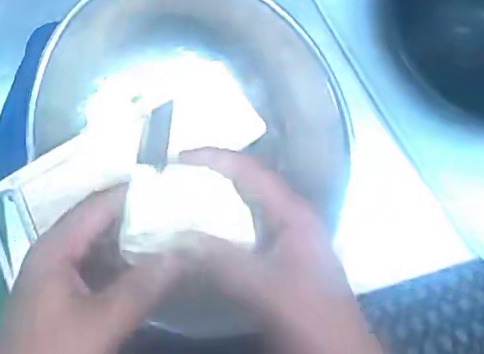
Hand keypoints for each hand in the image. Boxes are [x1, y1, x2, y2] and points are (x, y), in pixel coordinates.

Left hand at [0, 186, 184, 353]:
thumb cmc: (55, 352)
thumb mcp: (101, 323)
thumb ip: (139, 288)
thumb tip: (179, 253)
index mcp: (54, 244)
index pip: (96, 205)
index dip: (131, 195)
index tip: (168, 189)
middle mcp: (50, 250)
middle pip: (95, 223)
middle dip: (133, 220)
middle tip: (175, 217)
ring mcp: (51, 276)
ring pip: (94, 248)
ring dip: (127, 246)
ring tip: (167, 241)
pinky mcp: (56, 299)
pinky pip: (90, 270)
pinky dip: (116, 269)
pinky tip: (143, 276)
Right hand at [178, 149, 380, 353]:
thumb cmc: (315, 325)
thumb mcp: (267, 291)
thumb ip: (222, 259)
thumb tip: (175, 233)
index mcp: (293, 213)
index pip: (246, 168)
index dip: (210, 157)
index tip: (173, 159)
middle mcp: (289, 219)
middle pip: (243, 183)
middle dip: (206, 176)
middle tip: (168, 178)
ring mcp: (286, 243)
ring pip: (240, 209)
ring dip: (209, 203)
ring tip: (174, 201)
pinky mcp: (279, 267)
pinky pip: (241, 235)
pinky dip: (216, 230)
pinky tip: (195, 240)